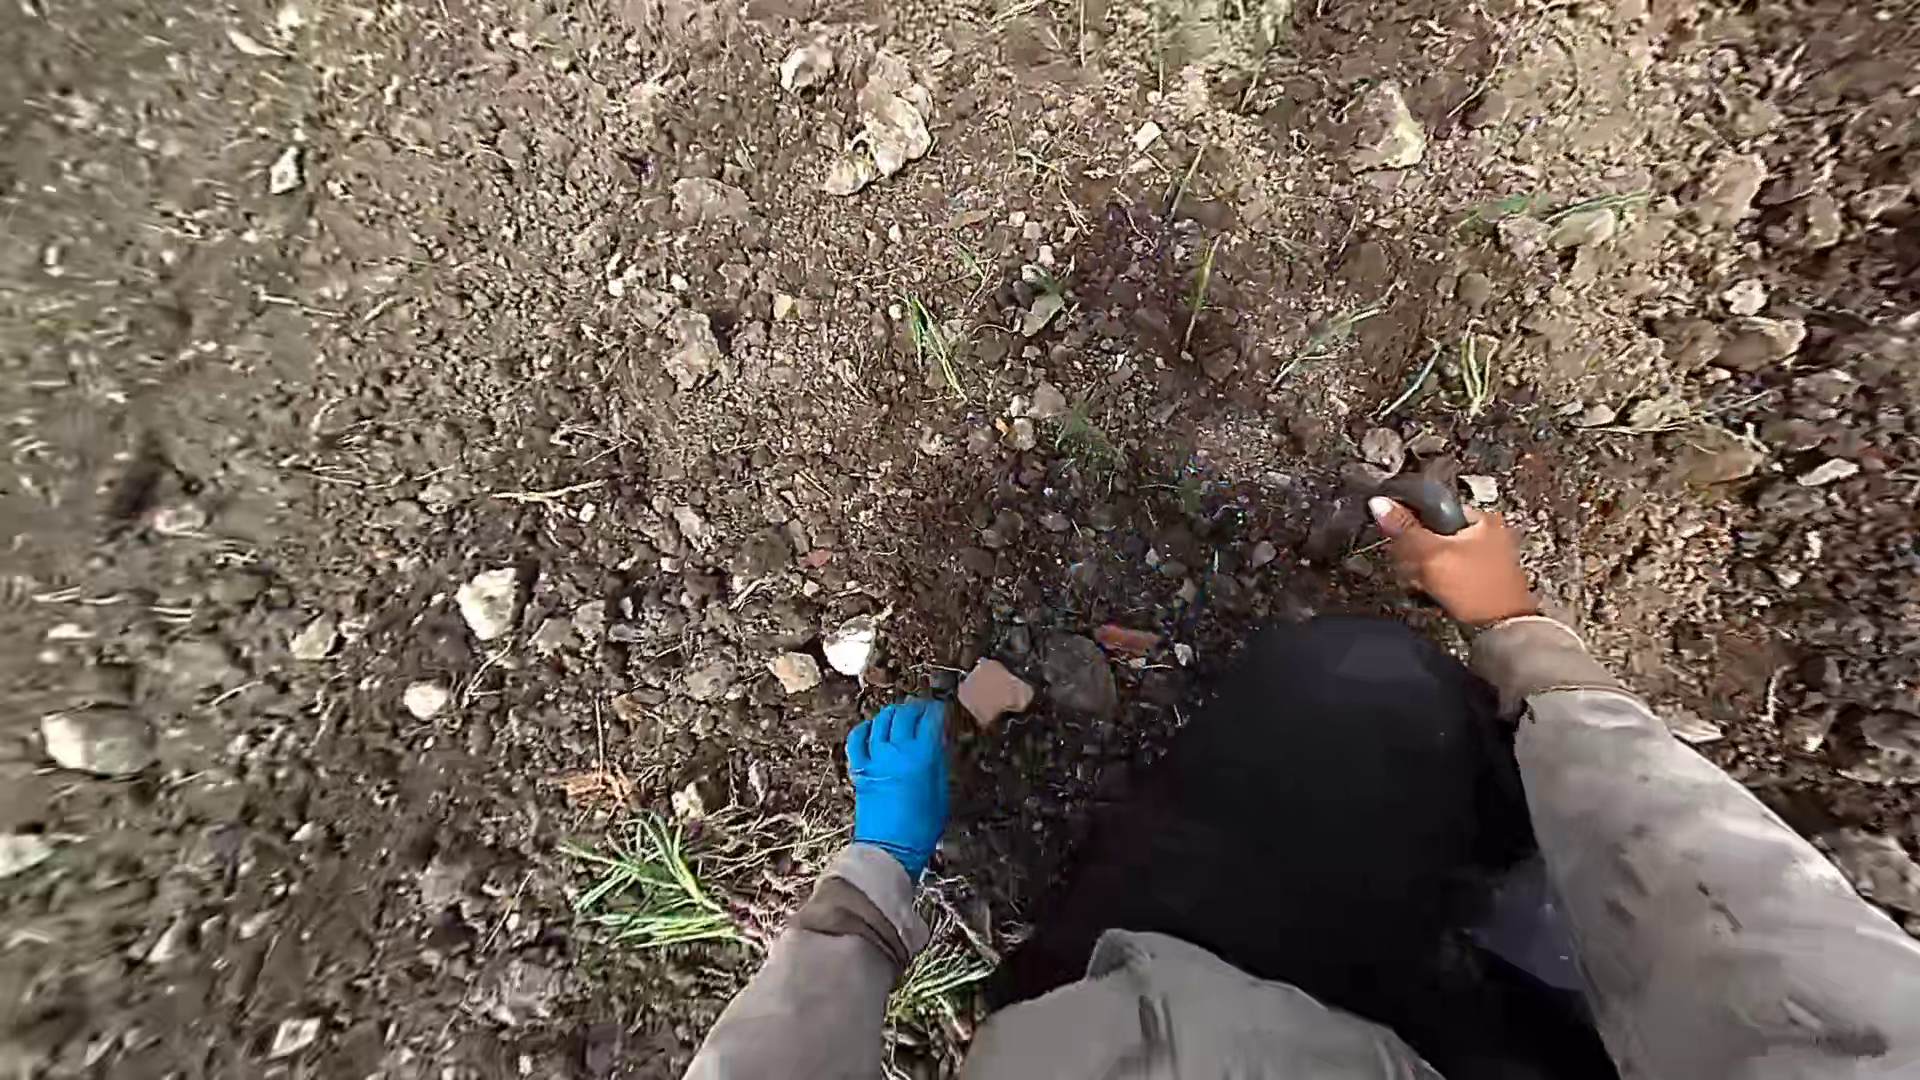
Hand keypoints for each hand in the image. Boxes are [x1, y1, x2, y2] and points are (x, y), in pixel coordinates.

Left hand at [847, 700, 947, 879]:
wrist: (889, 850)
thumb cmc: (918, 829)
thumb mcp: (940, 794)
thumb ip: (939, 763)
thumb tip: (940, 742)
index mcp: (921, 757)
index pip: (931, 719)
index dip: (938, 710)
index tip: (941, 710)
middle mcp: (897, 752)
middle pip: (905, 713)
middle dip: (916, 707)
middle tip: (923, 710)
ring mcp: (875, 758)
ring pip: (882, 719)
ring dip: (893, 713)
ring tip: (901, 714)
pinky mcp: (860, 768)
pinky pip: (857, 738)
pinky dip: (865, 728)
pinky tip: (873, 728)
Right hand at [1368, 497, 1538, 625]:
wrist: (1499, 627)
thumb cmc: (1474, 586)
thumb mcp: (1430, 552)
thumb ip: (1403, 527)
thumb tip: (1379, 503)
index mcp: (1481, 518)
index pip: (1429, 509)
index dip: (1410, 525)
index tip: (1403, 541)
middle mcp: (1485, 532)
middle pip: (1427, 532)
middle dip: (1414, 552)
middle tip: (1416, 565)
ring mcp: (1481, 554)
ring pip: (1431, 552)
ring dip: (1419, 567)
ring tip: (1423, 580)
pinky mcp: (1475, 574)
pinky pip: (1440, 568)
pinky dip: (1431, 577)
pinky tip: (1430, 587)